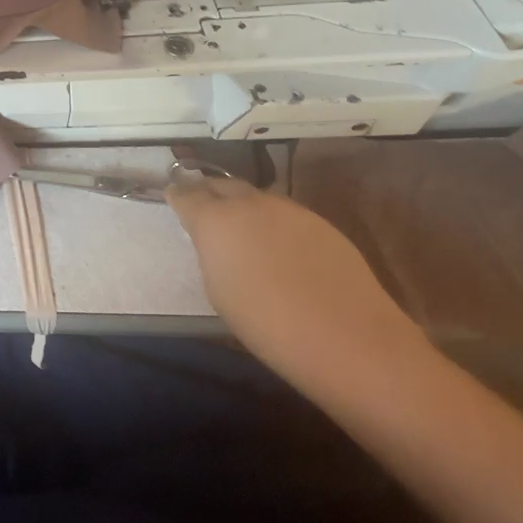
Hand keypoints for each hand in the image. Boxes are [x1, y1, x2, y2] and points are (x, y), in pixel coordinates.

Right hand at [166, 176, 428, 388]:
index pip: (185, 194)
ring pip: (257, 198)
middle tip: (205, 210)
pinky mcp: (322, 224)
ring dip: (245, 207)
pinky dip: (275, 224)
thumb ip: (212, 254)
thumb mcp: (218, 289)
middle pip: (222, 185)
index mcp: (215, 219)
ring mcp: (290, 210)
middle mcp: (250, 204)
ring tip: (244, 231)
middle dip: (209, 193)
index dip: (177, 197)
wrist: (348, 337)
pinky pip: (286, 215)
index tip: (174, 202)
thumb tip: (217, 242)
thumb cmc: (266, 323)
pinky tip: (282, 250)